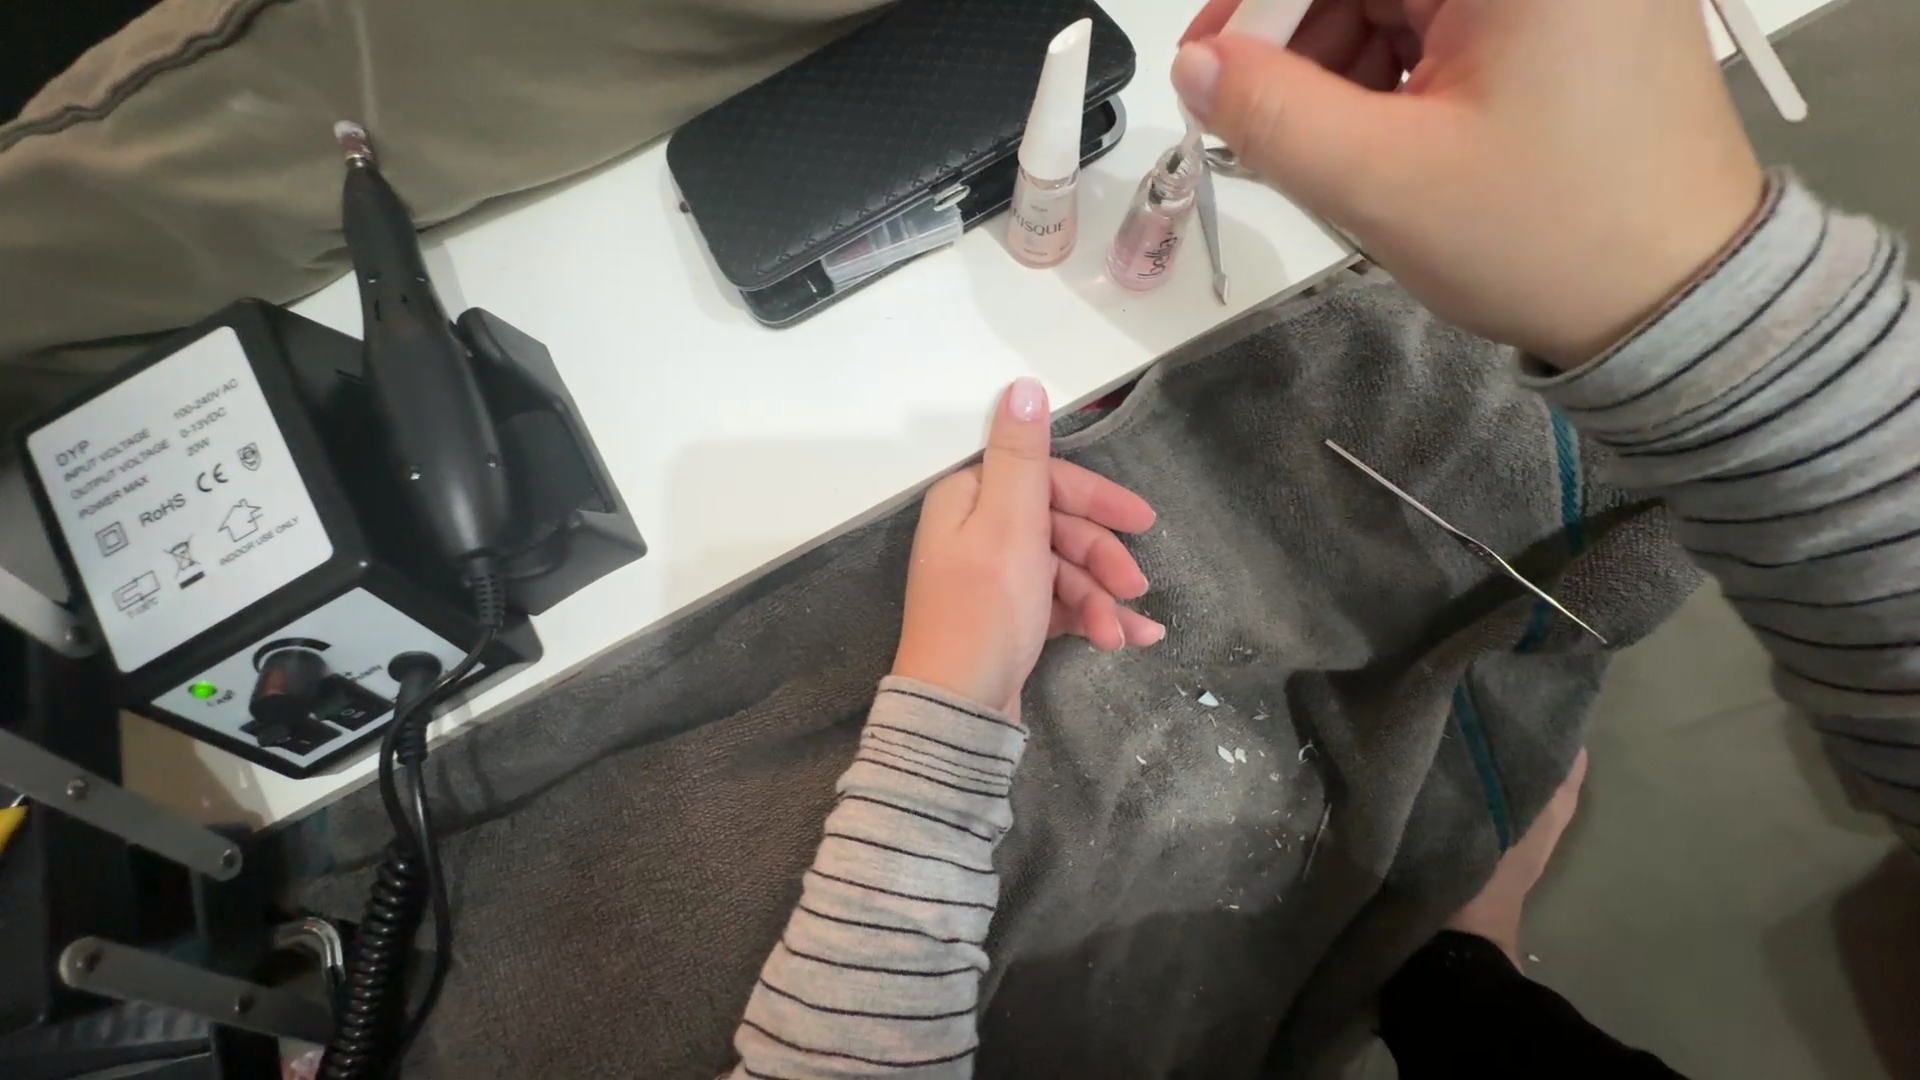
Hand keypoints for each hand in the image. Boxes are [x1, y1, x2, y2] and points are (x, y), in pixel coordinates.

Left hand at [891, 378, 1162, 717]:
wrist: (958, 709)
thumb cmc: (985, 611)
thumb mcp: (1008, 525)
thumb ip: (1021, 456)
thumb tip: (1023, 385)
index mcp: (970, 501)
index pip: (1044, 480)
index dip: (1096, 498)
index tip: (1143, 520)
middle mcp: (977, 532)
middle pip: (1057, 525)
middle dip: (1101, 556)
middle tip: (1136, 585)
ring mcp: (993, 577)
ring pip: (1063, 568)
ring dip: (1099, 597)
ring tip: (1122, 632)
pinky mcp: (1009, 615)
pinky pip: (1058, 601)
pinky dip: (1090, 617)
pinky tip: (1124, 639)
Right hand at [1173, 0, 1766, 367]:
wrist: (1665, 293)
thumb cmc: (1530, 236)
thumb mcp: (1378, 181)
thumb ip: (1271, 116)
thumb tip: (1194, 67)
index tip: (1204, 68)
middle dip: (1297, 37)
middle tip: (1256, 121)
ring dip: (1335, 61)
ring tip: (1325, 146)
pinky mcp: (1561, 15)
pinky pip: (1440, 21)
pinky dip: (1384, 70)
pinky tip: (1374, 134)